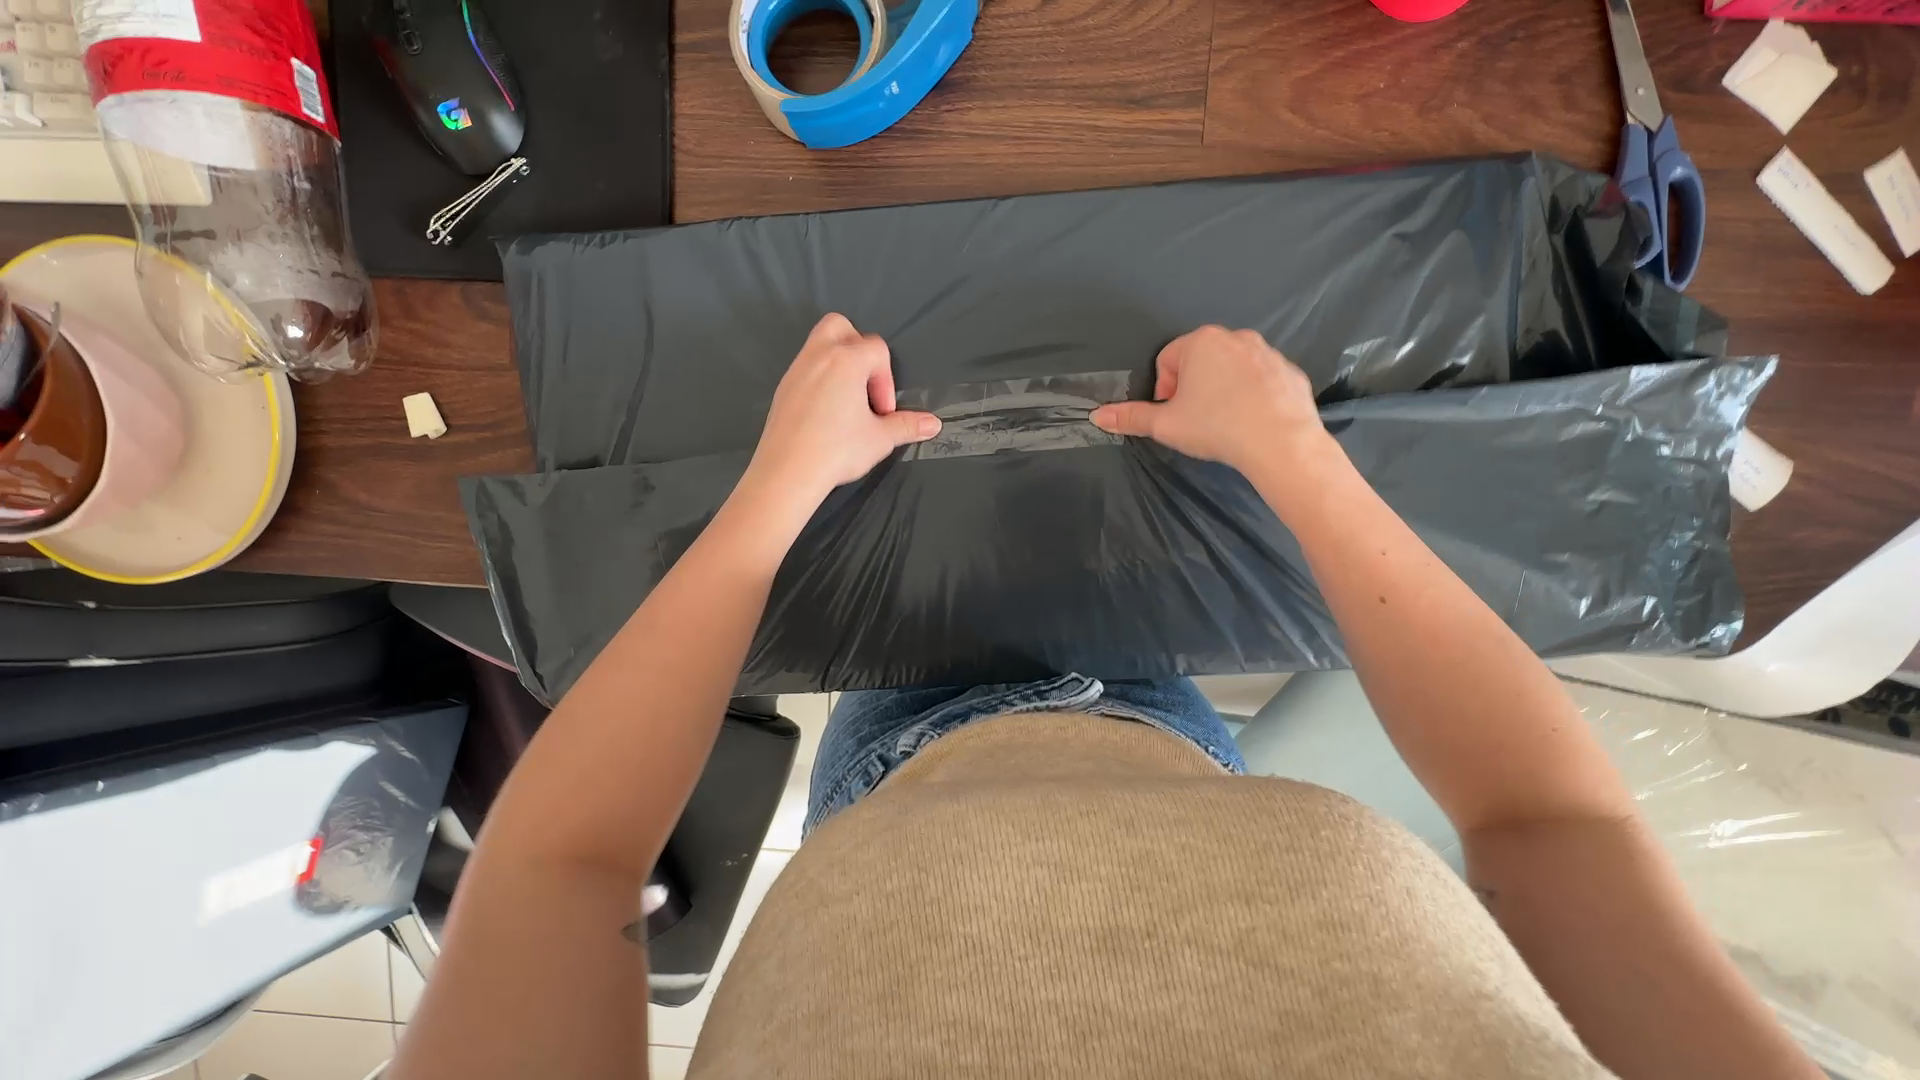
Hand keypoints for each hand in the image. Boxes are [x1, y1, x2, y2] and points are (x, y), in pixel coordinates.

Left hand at [741, 314, 940, 507]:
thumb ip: (907, 426)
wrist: (787, 472)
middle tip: (865, 383)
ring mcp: (796, 370)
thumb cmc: (835, 450)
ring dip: (838, 364)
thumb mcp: (880, 439)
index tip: (883, 411)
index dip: (886, 380)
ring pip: (819, 345)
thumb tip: (932, 424)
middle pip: (841, 327)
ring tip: (848, 401)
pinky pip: (805, 369)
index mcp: (845, 360)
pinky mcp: (782, 388)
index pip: (877, 349)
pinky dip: (820, 380)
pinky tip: (826, 413)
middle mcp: (818, 356)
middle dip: (859, 349)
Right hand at [1091, 326, 1332, 477]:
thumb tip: (1097, 416)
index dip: (1164, 390)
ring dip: (1223, 390)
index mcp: (1201, 342)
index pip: (1167, 359)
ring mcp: (1268, 353)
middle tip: (1195, 420)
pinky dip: (1253, 397)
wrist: (1280, 442)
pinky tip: (1251, 422)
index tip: (1173, 415)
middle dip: (1194, 387)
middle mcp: (1236, 337)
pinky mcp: (1290, 372)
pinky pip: (1262, 381)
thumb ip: (1131, 418)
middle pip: (1201, 361)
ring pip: (1233, 369)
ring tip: (1224, 422)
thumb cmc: (1215, 426)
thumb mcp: (1165, 425)